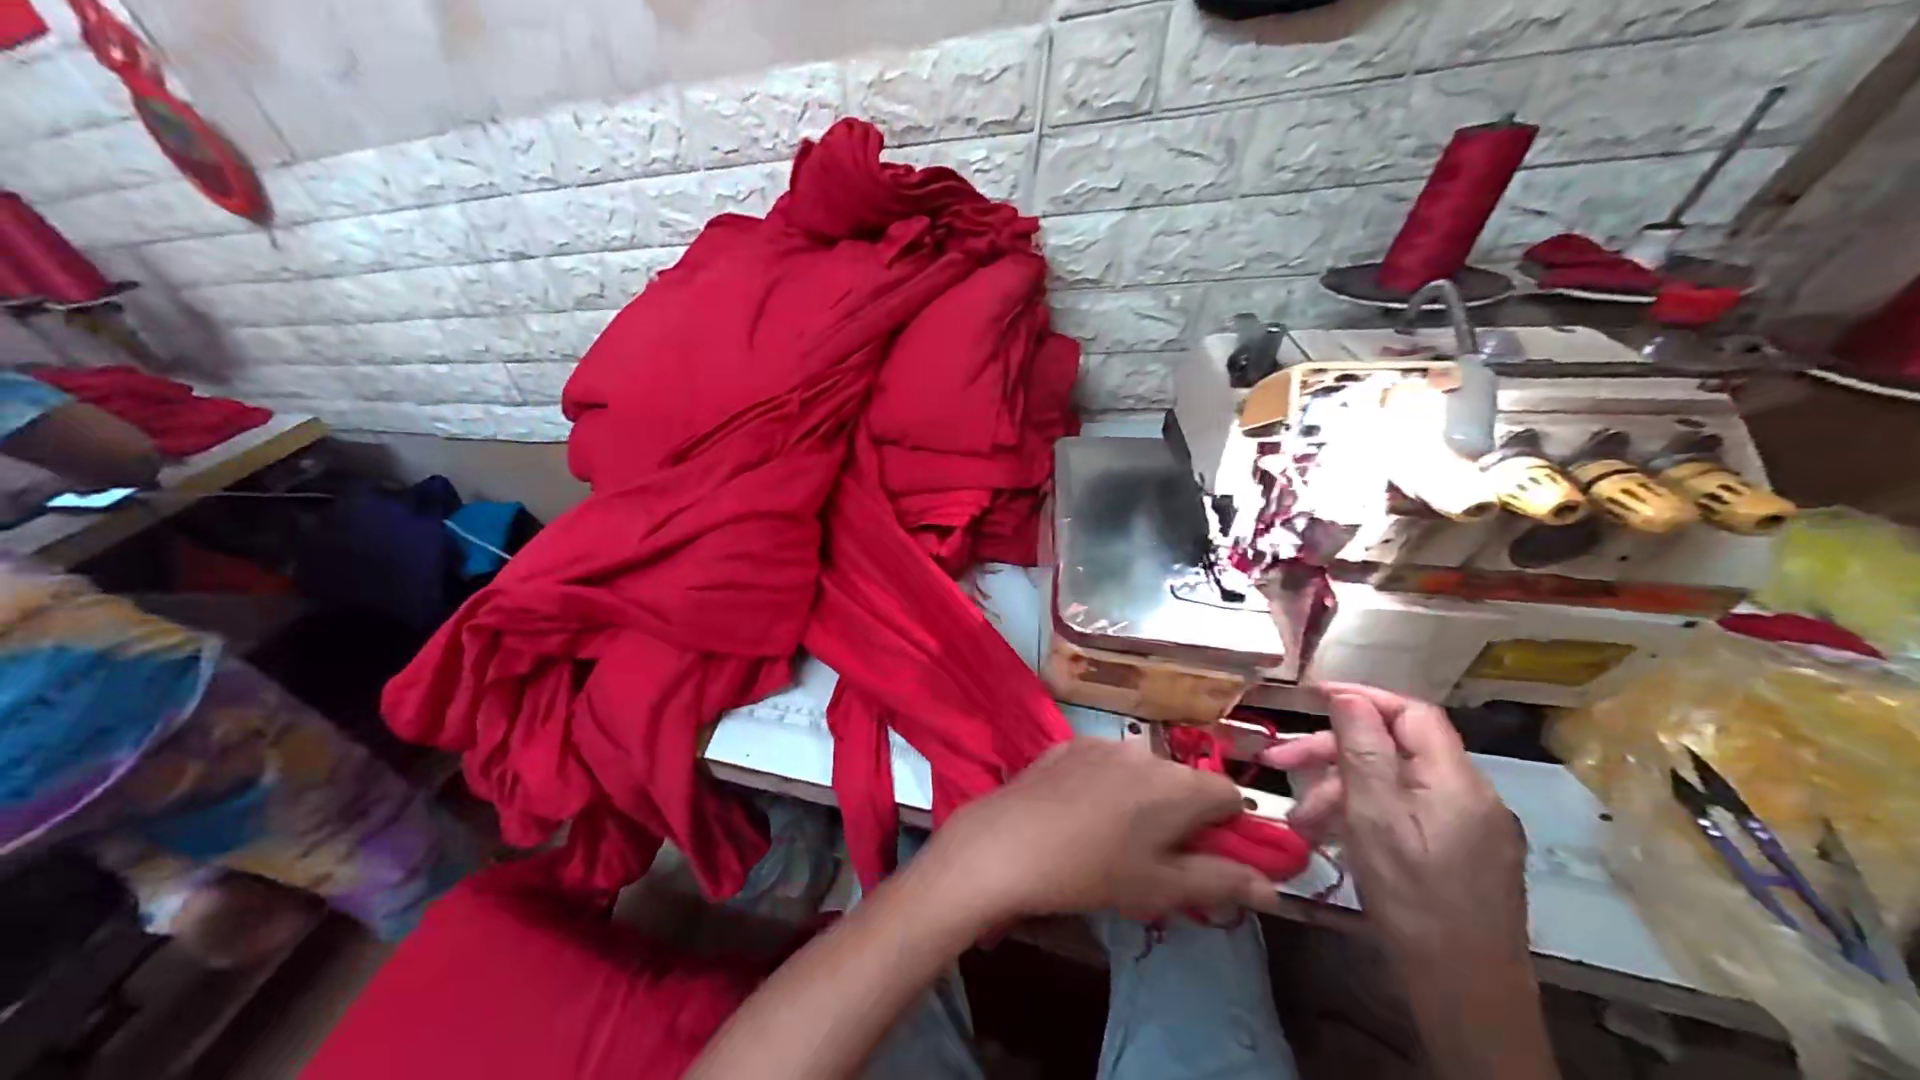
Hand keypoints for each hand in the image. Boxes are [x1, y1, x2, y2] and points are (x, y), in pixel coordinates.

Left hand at [917, 738, 1271, 921]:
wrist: (1006, 844)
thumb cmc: (1092, 871)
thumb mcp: (1162, 888)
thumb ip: (1222, 882)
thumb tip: (1271, 887)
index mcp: (1179, 784)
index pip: (1230, 796)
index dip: (1227, 831)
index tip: (1204, 859)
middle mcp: (1146, 752)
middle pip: (1185, 782)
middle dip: (1184, 817)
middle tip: (1155, 858)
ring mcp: (1102, 743)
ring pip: (1143, 772)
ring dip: (1144, 800)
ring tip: (1112, 839)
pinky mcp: (1067, 744)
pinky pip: (1104, 764)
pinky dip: (1106, 786)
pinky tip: (1080, 816)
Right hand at [1260, 684, 1529, 966]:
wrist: (1466, 992)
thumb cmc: (1413, 898)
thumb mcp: (1375, 817)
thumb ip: (1363, 750)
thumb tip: (1349, 696)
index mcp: (1455, 779)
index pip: (1410, 713)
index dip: (1361, 697)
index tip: (1312, 696)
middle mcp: (1470, 795)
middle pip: (1395, 749)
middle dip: (1333, 752)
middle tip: (1278, 763)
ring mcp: (1469, 827)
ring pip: (1395, 785)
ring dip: (1340, 792)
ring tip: (1300, 821)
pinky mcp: (1461, 854)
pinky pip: (1407, 814)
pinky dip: (1365, 815)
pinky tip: (1331, 836)